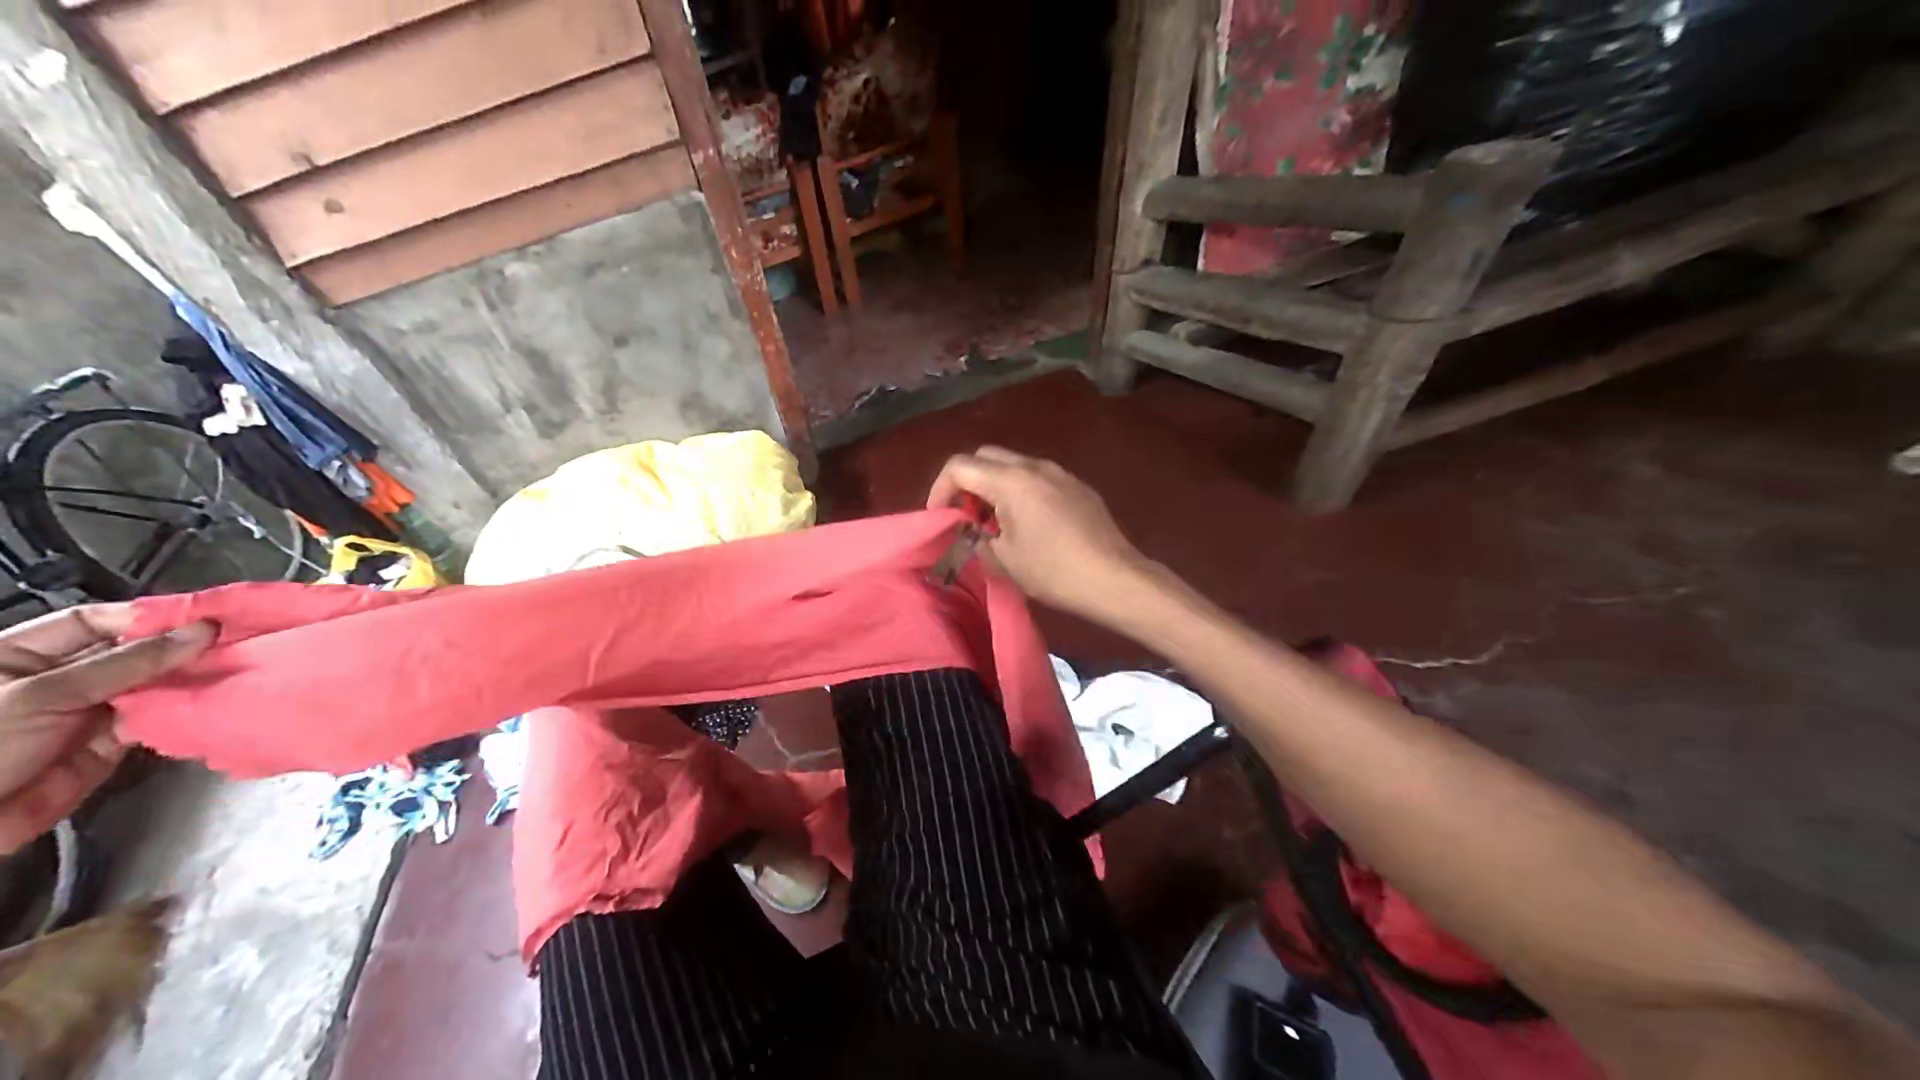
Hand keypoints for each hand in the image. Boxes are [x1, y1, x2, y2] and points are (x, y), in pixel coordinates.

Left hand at [0, 605, 214, 854]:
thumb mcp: (43, 695)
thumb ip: (126, 662)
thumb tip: (202, 630)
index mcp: (20, 657)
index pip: (93, 621)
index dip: (146, 617)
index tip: (204, 616)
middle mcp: (57, 679)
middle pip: (130, 652)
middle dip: (180, 647)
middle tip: (237, 640)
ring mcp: (85, 712)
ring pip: (151, 684)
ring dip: (189, 677)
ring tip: (238, 666)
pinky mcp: (110, 742)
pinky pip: (157, 718)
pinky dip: (186, 710)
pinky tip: (217, 700)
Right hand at [927, 447, 1156, 622]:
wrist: (1114, 578)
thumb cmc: (1053, 570)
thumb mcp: (1003, 560)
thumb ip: (975, 539)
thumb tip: (969, 532)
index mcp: (1010, 480)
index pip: (959, 466)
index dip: (940, 489)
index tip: (940, 518)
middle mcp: (1034, 465)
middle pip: (985, 456)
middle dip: (966, 482)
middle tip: (964, 516)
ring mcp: (1060, 473)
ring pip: (1013, 465)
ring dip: (994, 485)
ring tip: (993, 522)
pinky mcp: (1078, 486)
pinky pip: (1038, 477)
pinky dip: (1020, 490)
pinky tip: (1027, 523)